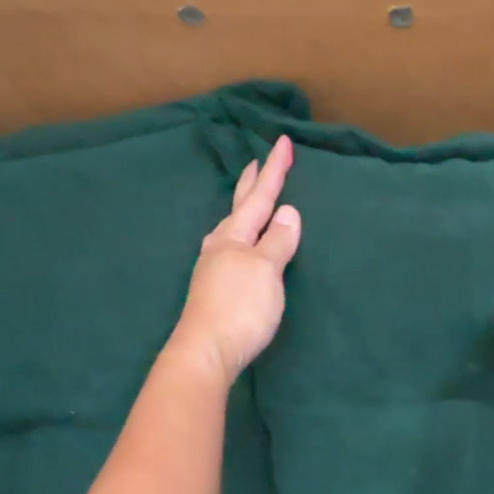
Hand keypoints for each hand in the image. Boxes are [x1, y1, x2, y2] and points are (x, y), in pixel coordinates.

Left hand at [167, 135, 301, 382]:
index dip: (274, 171)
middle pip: (239, 208)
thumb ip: (277, 240)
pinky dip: (241, 236)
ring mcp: (214, 268)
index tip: (283, 142)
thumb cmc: (240, 308)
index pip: (259, 197)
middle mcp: (220, 245)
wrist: (207, 352)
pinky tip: (239, 245)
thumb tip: (287, 211)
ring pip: (231, 228)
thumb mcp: (266, 270)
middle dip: (250, 184)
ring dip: (242, 210)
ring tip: (249, 200)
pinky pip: (231, 249)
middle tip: (255, 161)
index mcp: (234, 235)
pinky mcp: (215, 290)